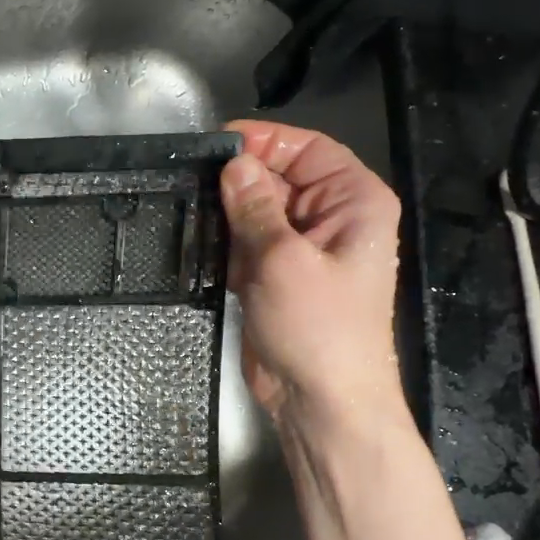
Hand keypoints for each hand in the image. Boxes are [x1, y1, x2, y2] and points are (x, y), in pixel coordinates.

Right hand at [219, 120, 405, 429]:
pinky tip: (195, 245)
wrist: (320, 397)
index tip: (217, 144)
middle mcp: (330, 220)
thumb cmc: (317, 326)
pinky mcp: (274, 281)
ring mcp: (300, 253)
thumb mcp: (283, 260)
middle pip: (281, 181)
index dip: (266, 142)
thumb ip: (256, 209)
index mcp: (353, 202)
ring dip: (226, 216)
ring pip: (258, 216)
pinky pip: (246, 249)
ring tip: (186, 211)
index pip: (310, 150)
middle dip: (240, 181)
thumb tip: (233, 166)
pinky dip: (224, 247)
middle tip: (190, 182)